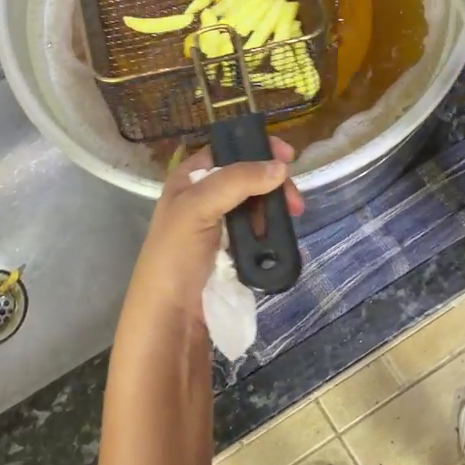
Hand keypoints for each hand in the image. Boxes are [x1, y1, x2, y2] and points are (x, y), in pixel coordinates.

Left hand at [123, 138, 303, 320]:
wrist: (170, 316)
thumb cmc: (176, 255)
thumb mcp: (198, 207)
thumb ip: (237, 181)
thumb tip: (280, 167)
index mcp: (188, 179)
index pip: (226, 150)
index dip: (256, 148)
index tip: (287, 156)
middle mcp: (203, 198)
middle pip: (248, 178)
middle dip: (273, 184)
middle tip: (295, 202)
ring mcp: (218, 227)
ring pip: (256, 207)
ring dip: (276, 211)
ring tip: (290, 222)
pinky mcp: (230, 253)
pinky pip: (258, 234)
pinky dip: (272, 234)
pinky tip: (282, 241)